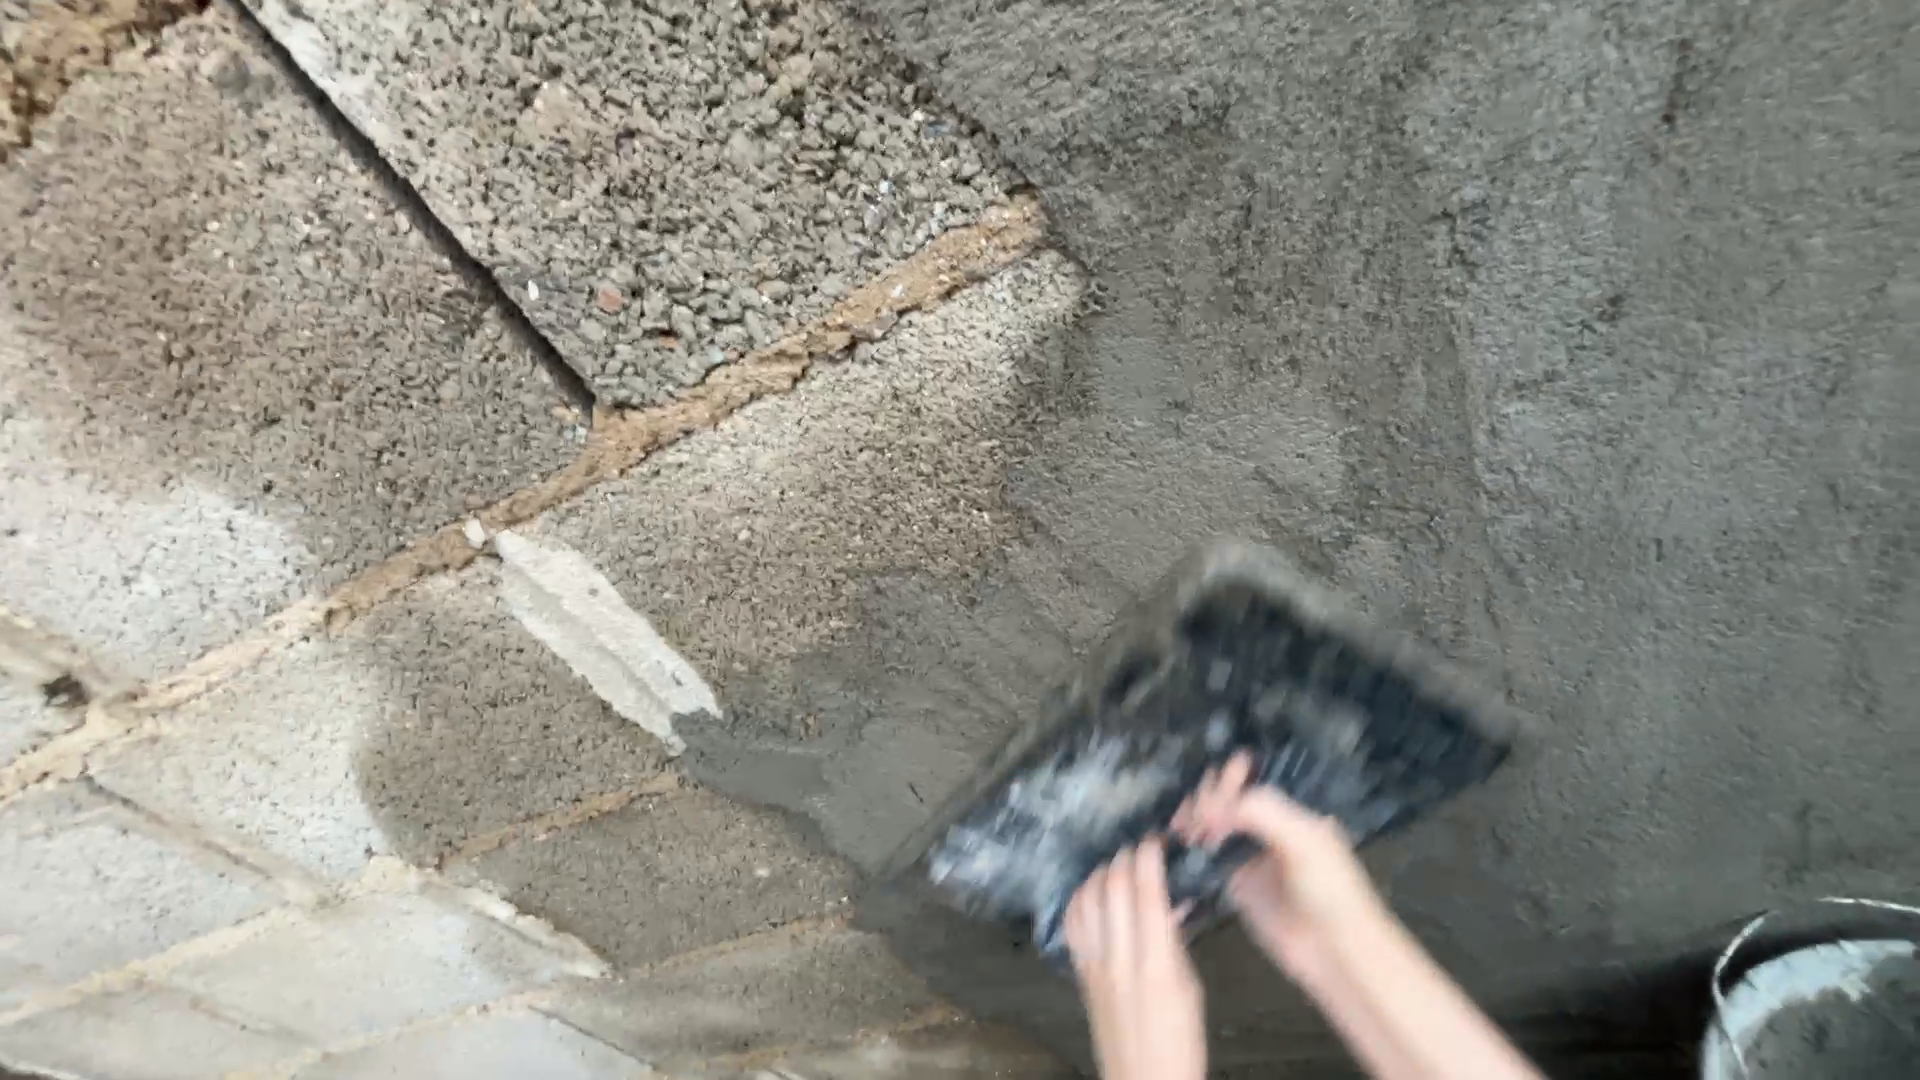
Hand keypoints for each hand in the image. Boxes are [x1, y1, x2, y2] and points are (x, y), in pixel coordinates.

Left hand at [1064, 836, 1206, 1079]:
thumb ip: (1174, 940)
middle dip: (1125, 857)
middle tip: (1139, 849)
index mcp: (1156, 963)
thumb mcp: (1190, 988)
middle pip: (1112, 886)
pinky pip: (1072, 921)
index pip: (1146, 891)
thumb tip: (1168, 898)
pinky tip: (1093, 891)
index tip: (1156, 840)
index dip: (1148, 856)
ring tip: (1118, 867)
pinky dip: (1081, 896)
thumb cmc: (1181, 1040)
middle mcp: (1119, 957)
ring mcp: (1093, 963)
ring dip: (1102, 872)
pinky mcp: (1078, 972)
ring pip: (1087, 897)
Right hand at [1172, 751, 1382, 982]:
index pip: (1250, 779)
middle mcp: (1266, 825)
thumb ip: (1259, 811)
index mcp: (1289, 810)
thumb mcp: (1303, 839)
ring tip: (1183, 825)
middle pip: (1226, 795)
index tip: (1214, 797)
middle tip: (1196, 815)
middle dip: (1206, 795)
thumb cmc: (1331, 891)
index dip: (1228, 779)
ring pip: (1213, 820)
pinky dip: (1191, 842)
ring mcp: (1249, 852)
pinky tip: (1180, 838)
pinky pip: (1207, 853)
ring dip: (1194, 814)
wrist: (1337, 953)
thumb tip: (1211, 806)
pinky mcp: (1235, 880)